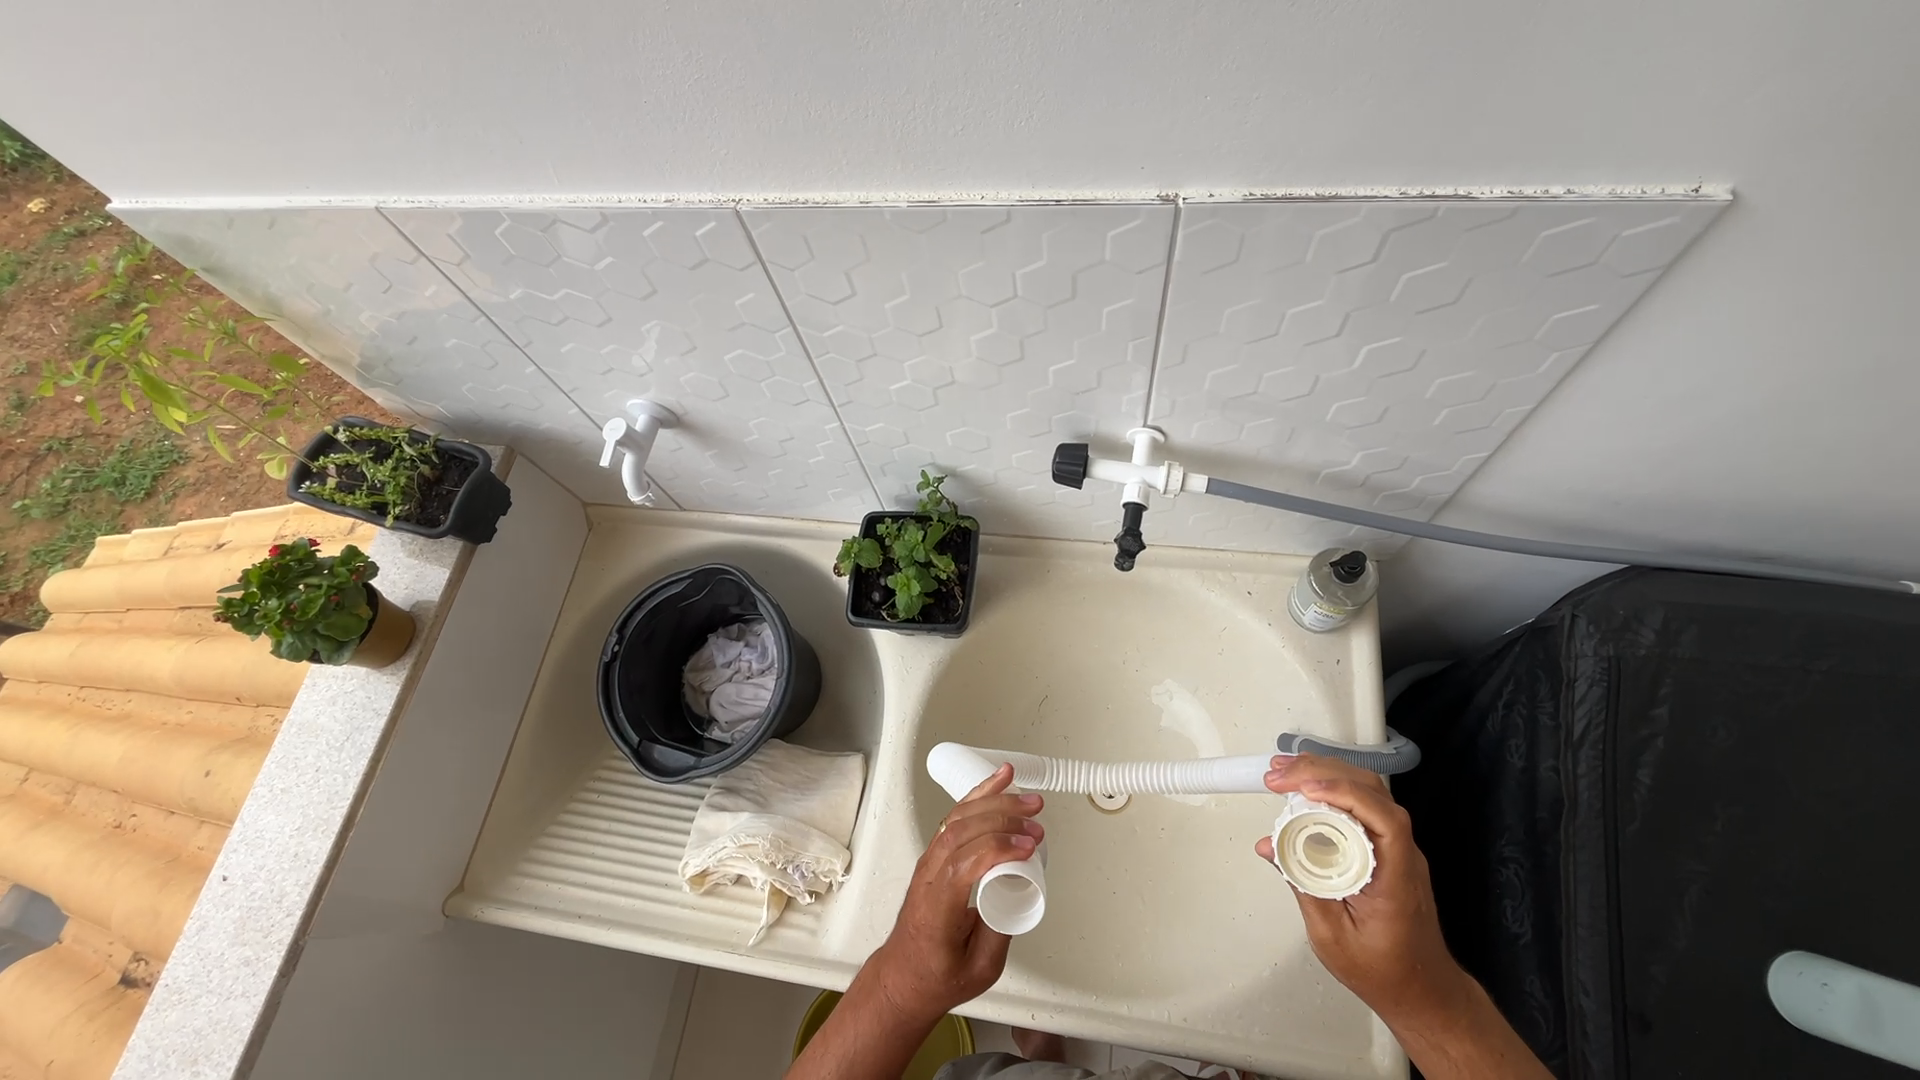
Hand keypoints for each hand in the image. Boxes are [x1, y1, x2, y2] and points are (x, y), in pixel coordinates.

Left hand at [869, 763, 1043, 1022]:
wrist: (905, 974)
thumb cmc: (936, 975)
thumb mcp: (980, 968)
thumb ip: (1001, 930)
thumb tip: (1023, 889)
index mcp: (936, 909)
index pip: (962, 864)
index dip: (997, 849)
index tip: (1027, 847)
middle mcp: (929, 877)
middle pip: (961, 832)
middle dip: (1002, 817)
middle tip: (1036, 818)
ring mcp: (930, 862)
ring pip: (958, 818)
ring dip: (995, 802)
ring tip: (1028, 799)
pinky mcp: (937, 854)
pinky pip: (957, 817)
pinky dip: (980, 795)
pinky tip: (1000, 781)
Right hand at [1254, 754, 1464, 1025]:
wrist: (1421, 989)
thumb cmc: (1383, 969)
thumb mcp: (1332, 936)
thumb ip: (1302, 886)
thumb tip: (1270, 846)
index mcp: (1396, 876)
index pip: (1382, 818)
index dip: (1344, 794)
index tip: (1305, 788)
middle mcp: (1402, 853)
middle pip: (1371, 792)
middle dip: (1322, 773)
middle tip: (1278, 774)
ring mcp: (1396, 847)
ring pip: (1367, 792)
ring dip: (1325, 774)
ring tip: (1283, 772)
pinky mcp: (1385, 847)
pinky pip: (1362, 805)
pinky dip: (1331, 788)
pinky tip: (1304, 788)